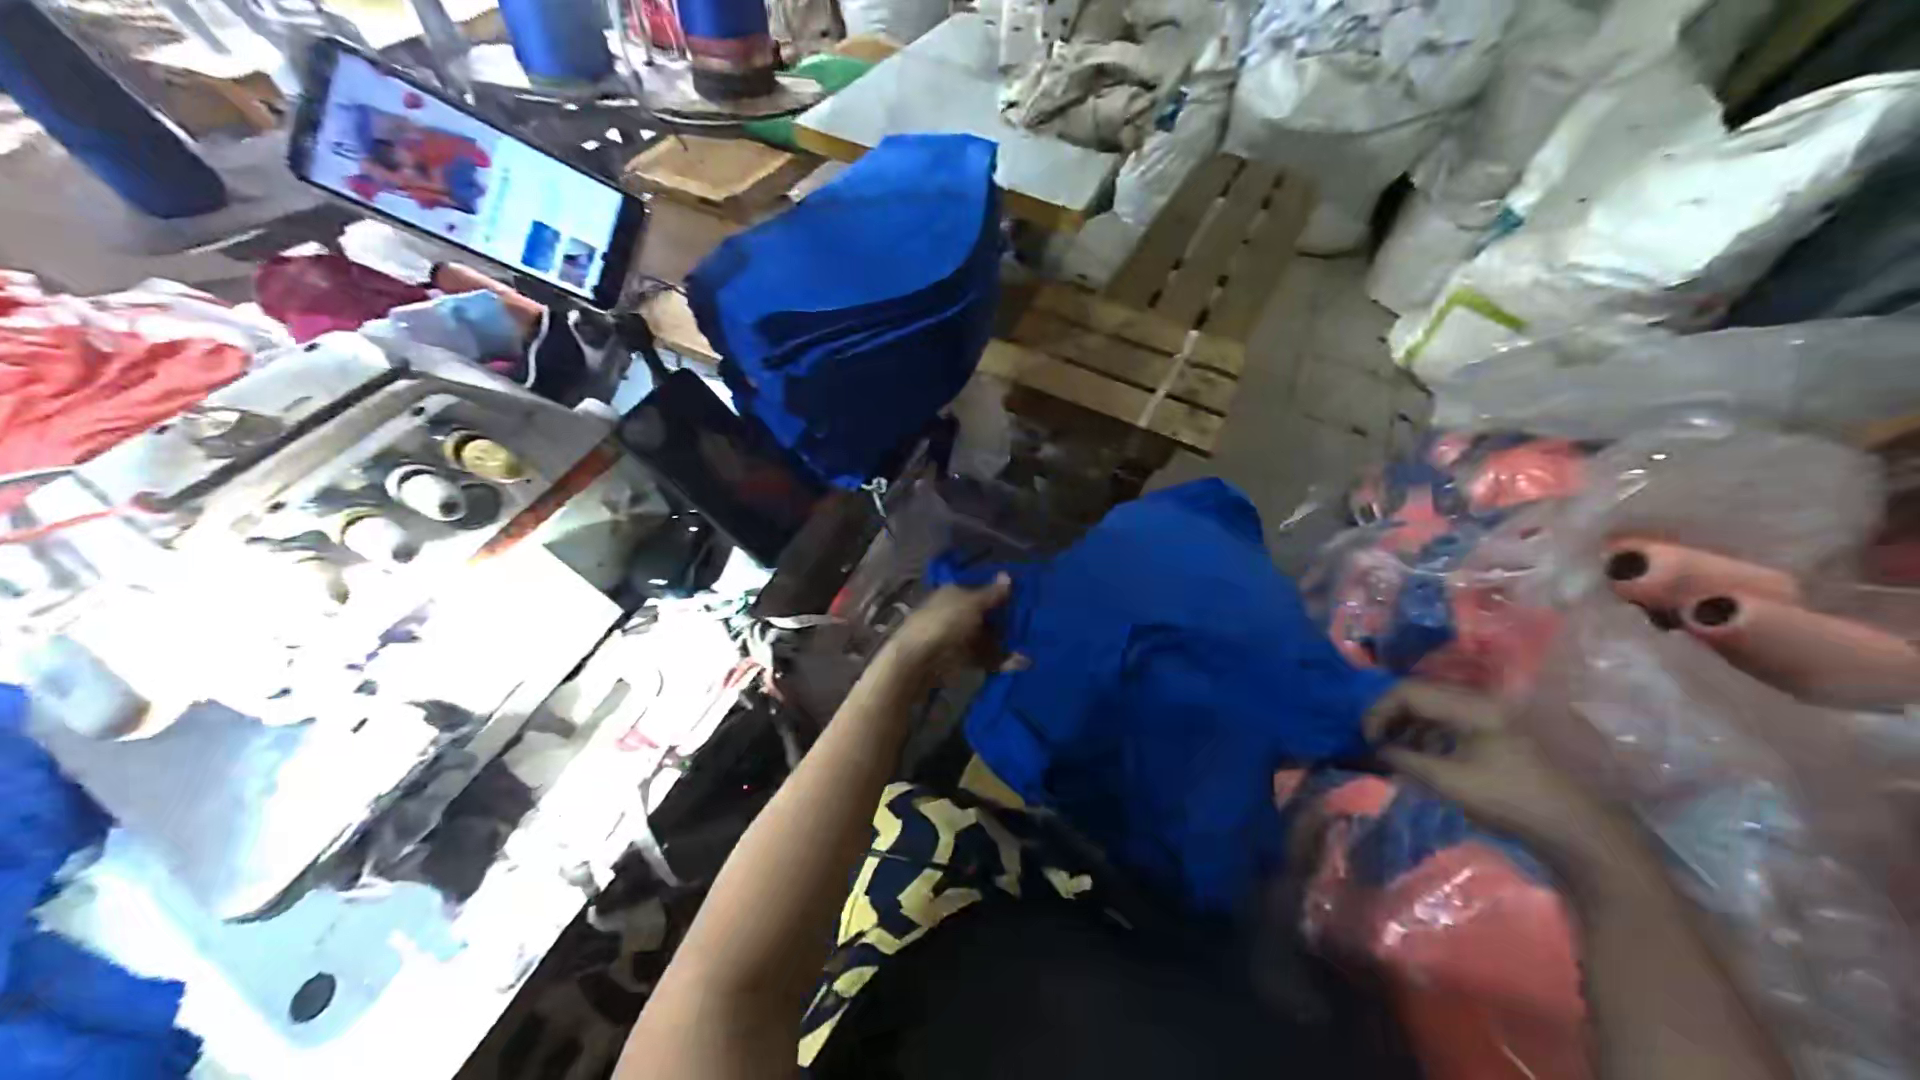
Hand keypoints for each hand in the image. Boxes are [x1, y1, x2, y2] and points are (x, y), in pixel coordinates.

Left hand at [882, 574, 1022, 680]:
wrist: (919, 660)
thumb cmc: (945, 622)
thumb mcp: (972, 603)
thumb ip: (991, 593)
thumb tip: (1007, 575)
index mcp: (954, 593)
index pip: (981, 590)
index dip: (1001, 594)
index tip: (1026, 599)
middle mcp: (956, 613)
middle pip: (986, 615)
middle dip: (1007, 621)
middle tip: (1033, 623)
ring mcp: (959, 637)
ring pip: (987, 638)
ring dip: (1007, 643)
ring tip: (1031, 646)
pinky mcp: (961, 660)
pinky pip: (985, 658)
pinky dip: (1001, 660)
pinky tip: (1021, 662)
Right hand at [1365, 682, 1616, 866]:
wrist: (1577, 831)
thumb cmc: (1511, 801)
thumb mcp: (1448, 781)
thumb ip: (1404, 759)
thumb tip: (1376, 748)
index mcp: (1472, 706)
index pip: (1407, 692)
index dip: (1378, 712)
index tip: (1366, 739)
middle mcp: (1482, 701)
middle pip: (1419, 694)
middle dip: (1390, 716)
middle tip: (1374, 743)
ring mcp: (1493, 714)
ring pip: (1433, 706)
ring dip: (1407, 724)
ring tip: (1395, 752)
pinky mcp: (1498, 730)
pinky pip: (1450, 719)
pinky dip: (1428, 732)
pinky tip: (1422, 756)